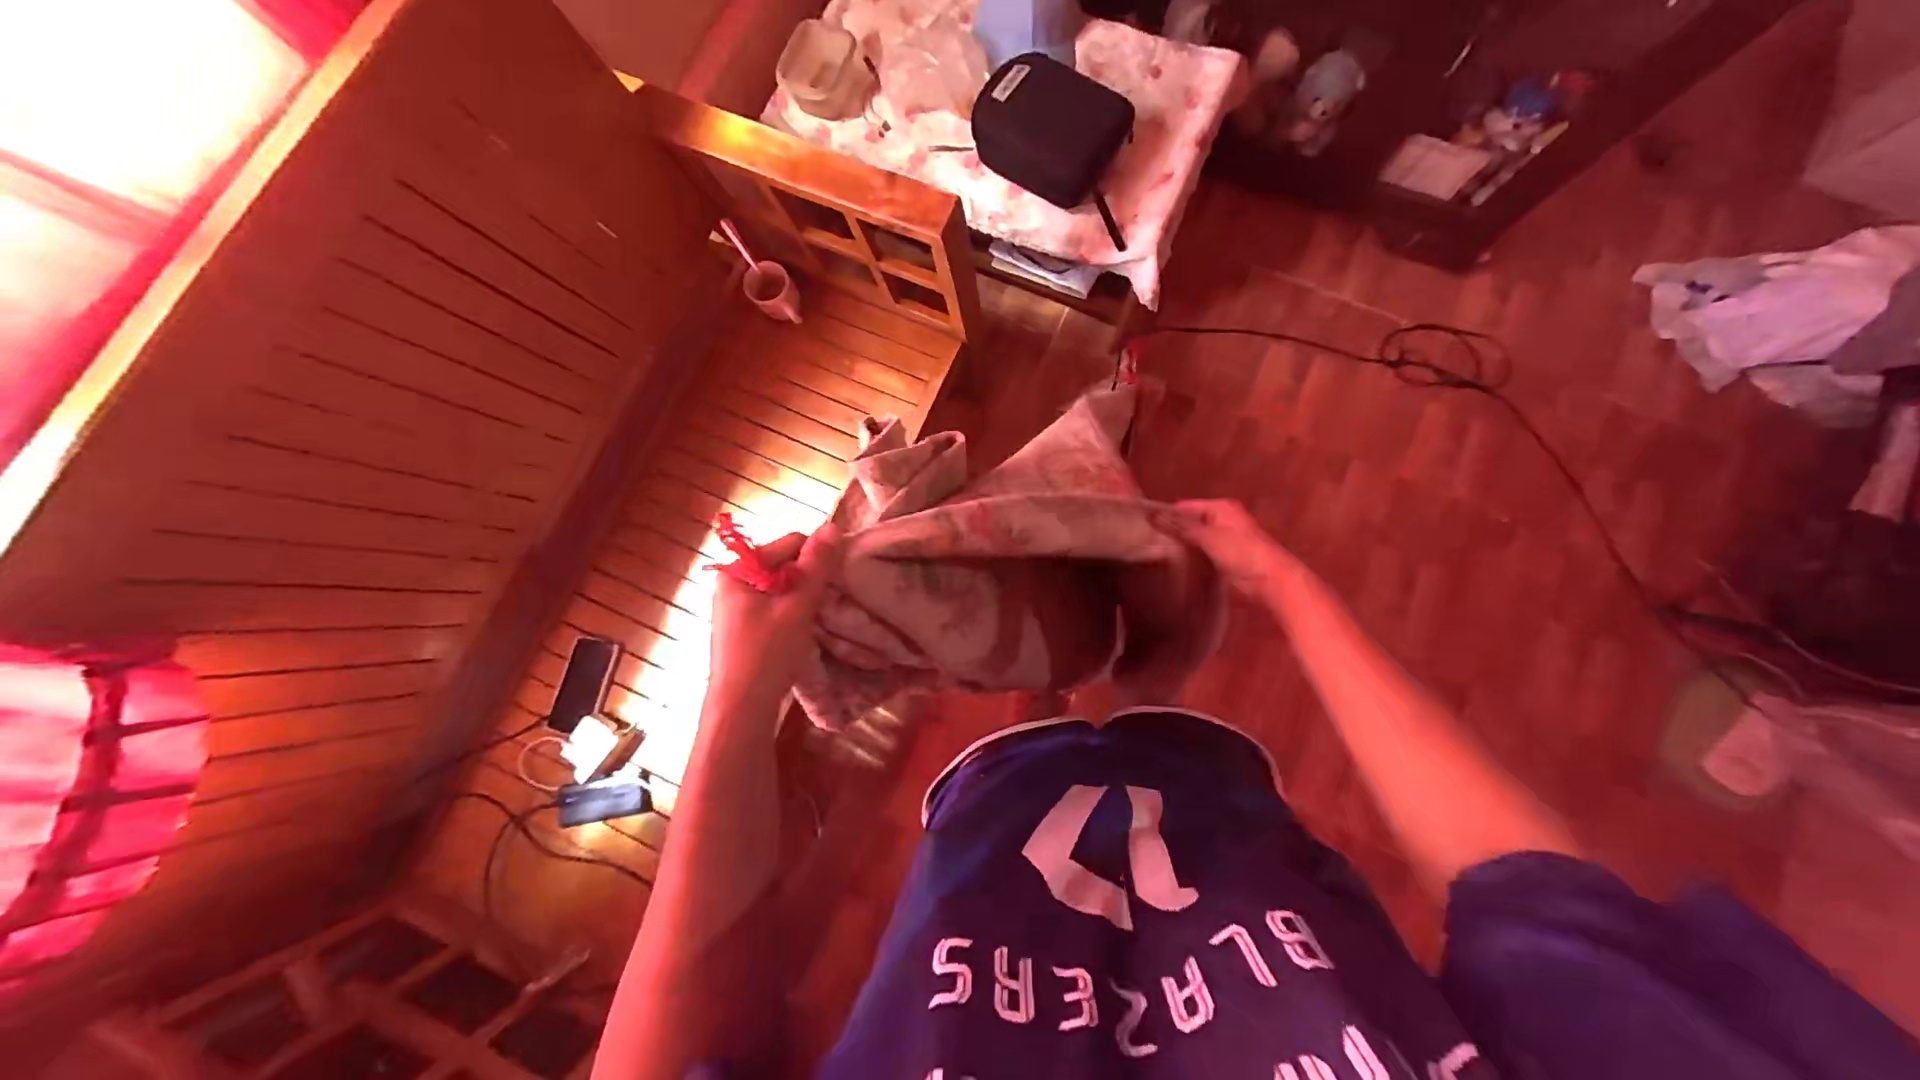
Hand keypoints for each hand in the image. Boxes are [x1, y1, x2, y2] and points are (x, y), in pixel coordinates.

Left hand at [708, 524, 843, 696]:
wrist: (741, 709)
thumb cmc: (766, 653)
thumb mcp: (797, 606)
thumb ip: (816, 566)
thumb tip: (833, 526)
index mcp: (738, 570)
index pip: (789, 543)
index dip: (817, 557)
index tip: (838, 578)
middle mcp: (733, 582)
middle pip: (785, 564)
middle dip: (811, 577)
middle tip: (832, 598)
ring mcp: (737, 606)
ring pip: (783, 586)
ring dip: (805, 596)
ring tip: (822, 614)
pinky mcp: (745, 627)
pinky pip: (777, 605)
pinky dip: (795, 611)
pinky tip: (807, 628)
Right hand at [1152, 499, 1299, 600]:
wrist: (1271, 581)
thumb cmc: (1243, 553)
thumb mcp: (1208, 536)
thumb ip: (1180, 526)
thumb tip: (1150, 514)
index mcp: (1220, 507)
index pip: (1184, 506)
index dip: (1165, 515)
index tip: (1143, 526)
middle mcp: (1221, 519)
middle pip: (1188, 522)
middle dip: (1171, 531)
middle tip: (1145, 541)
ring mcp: (1222, 539)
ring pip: (1193, 539)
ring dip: (1179, 545)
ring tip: (1153, 553)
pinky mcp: (1223, 557)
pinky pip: (1199, 553)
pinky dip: (1189, 557)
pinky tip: (1173, 564)